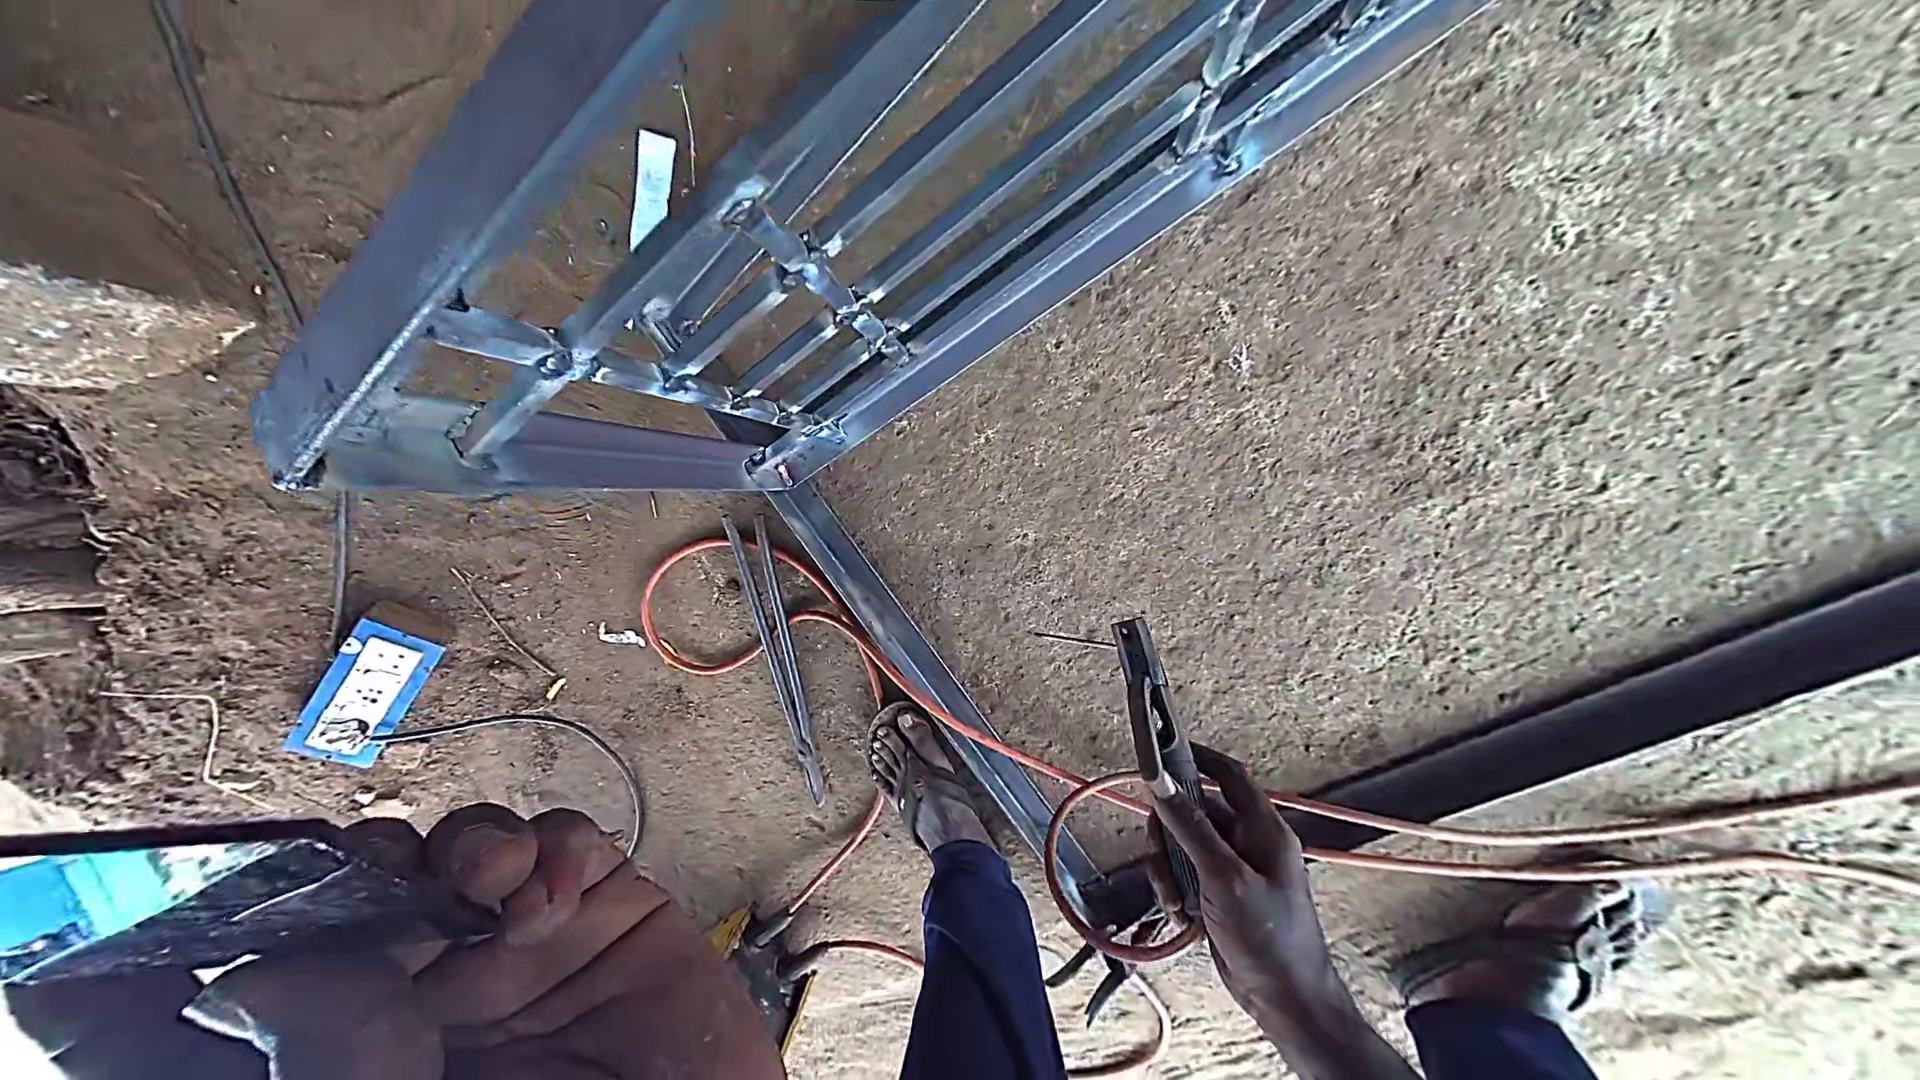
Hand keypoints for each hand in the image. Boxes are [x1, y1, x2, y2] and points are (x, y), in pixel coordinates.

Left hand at [186, 804, 783, 1079]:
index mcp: (370, 1052)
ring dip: (476, 841)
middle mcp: (442, 985)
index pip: (289, 979)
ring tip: (491, 874)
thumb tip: (249, 980)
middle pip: (390, 888)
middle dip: (377, 861)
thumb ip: (340, 1063)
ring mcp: (531, 937)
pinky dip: (562, 845)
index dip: (253, 930)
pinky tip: (557, 896)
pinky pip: (578, 841)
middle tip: (374, 859)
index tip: (223, 898)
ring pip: (484, 846)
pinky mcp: (612, 902)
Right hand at [1153, 746, 1415, 1079]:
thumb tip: (1161, 781)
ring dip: (1168, 867)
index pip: (1229, 774)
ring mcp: (1230, 866)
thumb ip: (1190, 827)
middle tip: (1163, 854)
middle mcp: (1246, 841)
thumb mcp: (1224, 876)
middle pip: (1193, 810)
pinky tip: (1180, 911)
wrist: (1285, 1002)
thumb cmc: (1271, 938)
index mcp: (1262, 828)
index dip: (1199, 757)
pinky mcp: (1216, 890)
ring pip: (1181, 842)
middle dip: (1170, 832)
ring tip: (1175, 897)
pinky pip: (1182, 870)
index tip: (1163, 749)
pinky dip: (1173, 886)